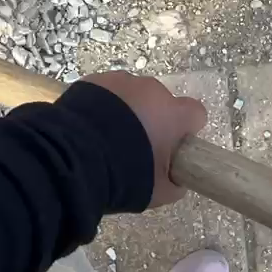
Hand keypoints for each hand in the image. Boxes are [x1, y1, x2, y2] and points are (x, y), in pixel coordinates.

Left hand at [78, 71, 206, 206]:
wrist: (76, 155)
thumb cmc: (126, 173)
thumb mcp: (160, 191)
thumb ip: (175, 180)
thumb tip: (176, 177)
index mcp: (173, 113)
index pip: (195, 113)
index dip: (186, 129)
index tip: (173, 145)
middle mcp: (151, 89)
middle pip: (160, 102)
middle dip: (153, 119)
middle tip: (136, 145)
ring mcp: (120, 81)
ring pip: (132, 95)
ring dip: (126, 110)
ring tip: (107, 137)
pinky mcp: (93, 80)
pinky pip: (106, 92)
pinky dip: (102, 105)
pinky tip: (90, 126)